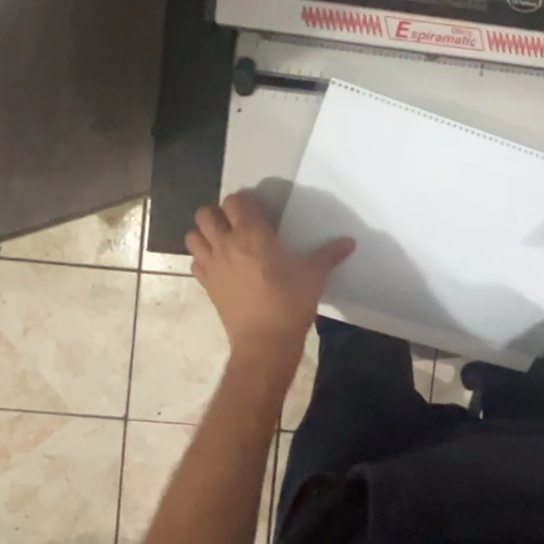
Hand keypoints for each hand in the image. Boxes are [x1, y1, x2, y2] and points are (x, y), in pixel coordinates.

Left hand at [185, 191, 354, 388]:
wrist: (265, 343)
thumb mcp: (315, 275)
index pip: (236, 201)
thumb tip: (350, 241)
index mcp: (252, 234)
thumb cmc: (290, 302)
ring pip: (193, 236)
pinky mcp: (206, 285)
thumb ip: (331, 254)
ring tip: (224, 241)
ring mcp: (212, 265)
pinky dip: (203, 259)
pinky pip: (195, 262)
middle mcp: (226, 243)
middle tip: (239, 225)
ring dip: (205, 234)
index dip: (246, 201)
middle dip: (219, 214)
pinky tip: (221, 266)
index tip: (261, 210)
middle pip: (206, 214)